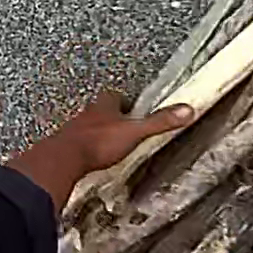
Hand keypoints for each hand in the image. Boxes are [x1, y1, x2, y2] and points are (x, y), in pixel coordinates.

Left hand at [61, 89, 194, 171]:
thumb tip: (187, 109)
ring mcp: (75, 128)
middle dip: (111, 114)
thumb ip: (160, 122)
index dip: (124, 100)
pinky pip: (79, 140)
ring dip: (99, 129)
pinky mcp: (67, 144)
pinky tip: (93, 154)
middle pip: (100, 109)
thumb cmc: (99, 142)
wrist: (65, 157)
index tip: (133, 106)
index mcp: (103, 106)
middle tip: (123, 123)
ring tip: (110, 139)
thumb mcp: (135, 132)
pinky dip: (88, 144)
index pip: (114, 95)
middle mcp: (87, 114)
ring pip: (88, 123)